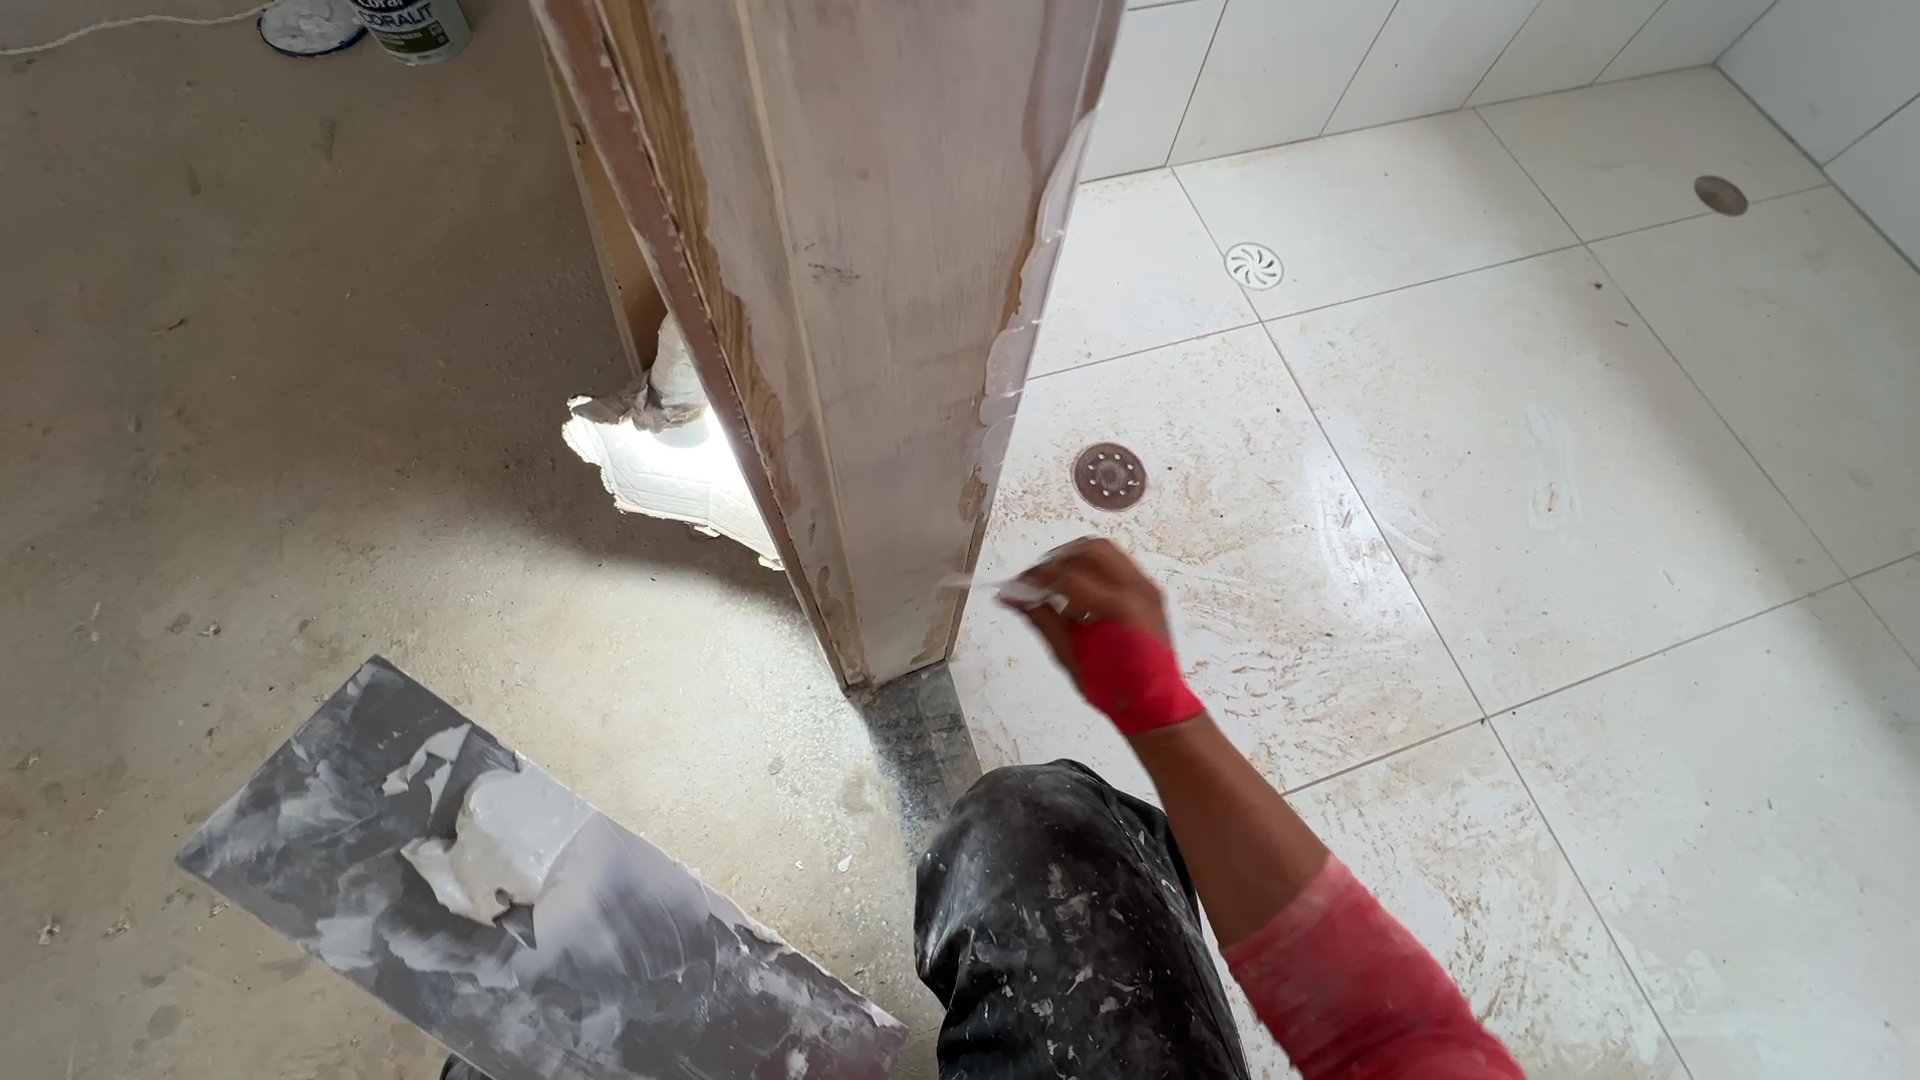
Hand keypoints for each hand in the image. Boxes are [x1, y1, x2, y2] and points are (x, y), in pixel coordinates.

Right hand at [999, 537, 1172, 689]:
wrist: (1154, 704)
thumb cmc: (1112, 688)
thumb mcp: (1069, 655)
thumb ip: (1041, 618)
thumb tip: (1009, 595)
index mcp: (1115, 608)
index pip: (1065, 576)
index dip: (1035, 577)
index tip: (1016, 584)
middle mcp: (1135, 589)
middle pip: (1088, 550)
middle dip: (1056, 560)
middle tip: (1036, 580)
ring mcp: (1146, 587)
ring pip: (1105, 550)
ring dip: (1075, 558)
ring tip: (1057, 583)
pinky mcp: (1150, 590)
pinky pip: (1117, 563)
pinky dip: (1093, 568)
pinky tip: (1080, 593)